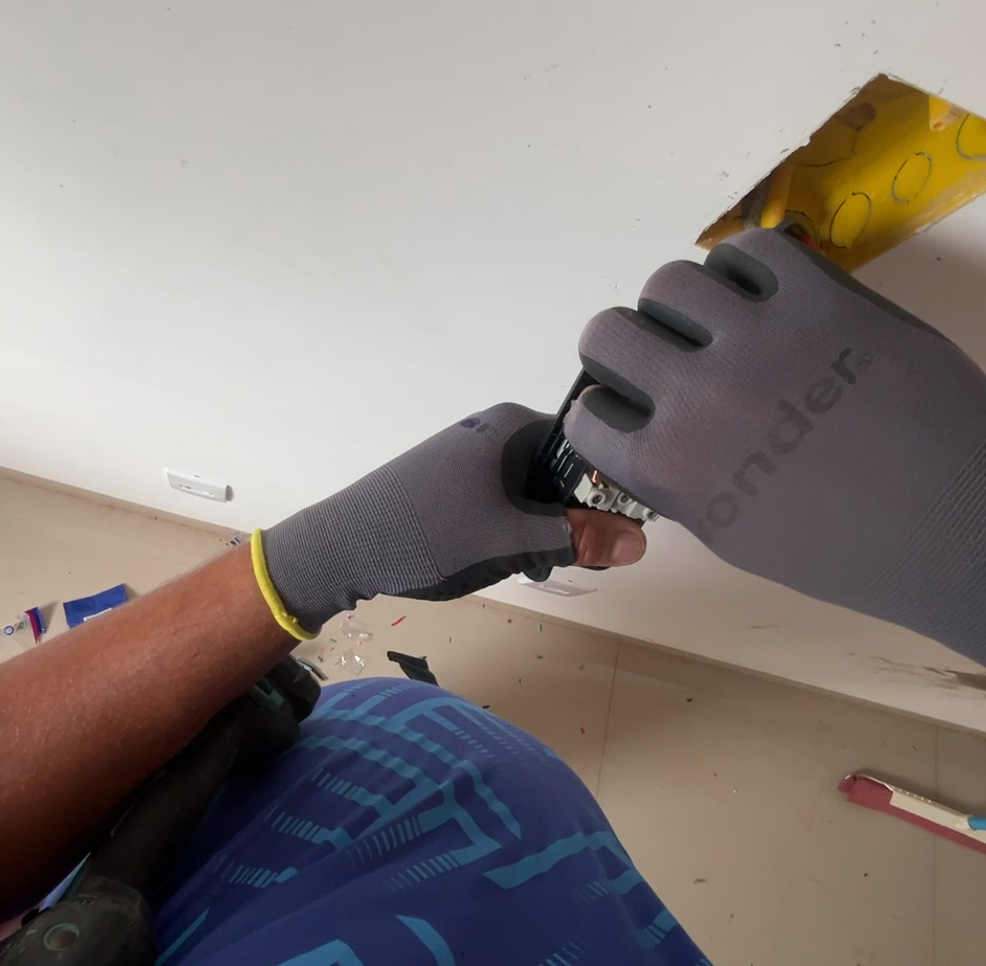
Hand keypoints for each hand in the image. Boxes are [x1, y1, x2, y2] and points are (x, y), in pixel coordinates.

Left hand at [261, 403, 645, 632]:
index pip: (586, 446)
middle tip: (565, 556)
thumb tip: (642, 541)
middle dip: (568, 515)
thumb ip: (579, 537)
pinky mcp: (447, 479)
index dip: (607, 488)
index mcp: (511, 424)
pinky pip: (499, 497)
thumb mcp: (512, 540)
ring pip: (529, 489)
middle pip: (559, 469)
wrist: (343, 547)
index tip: (614, 530)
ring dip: (538, 526)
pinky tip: (496, 556)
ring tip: (525, 561)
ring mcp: (466, 453)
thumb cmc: (432, 533)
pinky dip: (509, 526)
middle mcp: (491, 428)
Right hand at [564, 229, 985, 724]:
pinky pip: (748, 248)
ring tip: (717, 323)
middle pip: (605, 330)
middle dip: (620, 347)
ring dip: (679, 305)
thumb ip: (670, 479)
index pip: (587, 415)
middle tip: (660, 356)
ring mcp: (758, 340)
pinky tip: (763, 297)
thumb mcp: (728, 534)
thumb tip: (643, 428)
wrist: (961, 526)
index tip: (633, 412)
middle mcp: (696, 395)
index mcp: (669, 467)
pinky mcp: (820, 300)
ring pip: (668, 280)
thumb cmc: (841, 551)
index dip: (606, 412)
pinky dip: (742, 269)